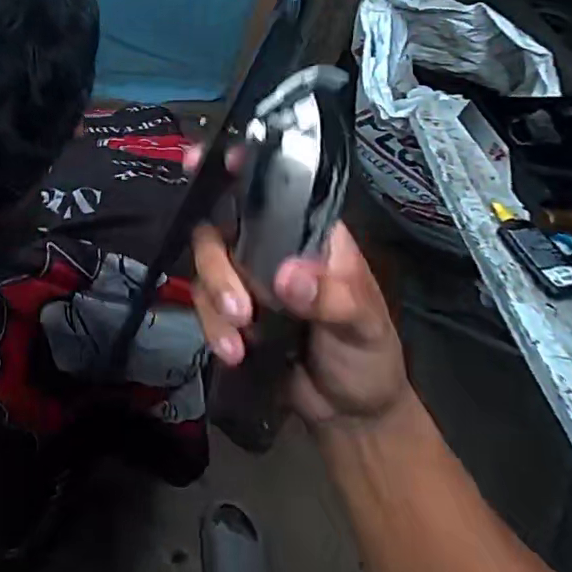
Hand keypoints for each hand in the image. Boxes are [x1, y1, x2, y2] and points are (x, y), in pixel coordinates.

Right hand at [183, 149, 408, 429]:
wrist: (348, 412)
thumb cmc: (369, 352)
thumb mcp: (364, 323)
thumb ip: (332, 298)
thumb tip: (289, 276)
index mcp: (310, 230)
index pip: (275, 186)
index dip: (243, 167)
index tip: (211, 159)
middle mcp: (273, 243)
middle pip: (224, 222)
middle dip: (218, 262)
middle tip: (239, 305)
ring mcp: (247, 275)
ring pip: (206, 261)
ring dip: (215, 297)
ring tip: (240, 335)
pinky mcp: (230, 310)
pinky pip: (203, 303)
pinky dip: (211, 326)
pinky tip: (234, 352)